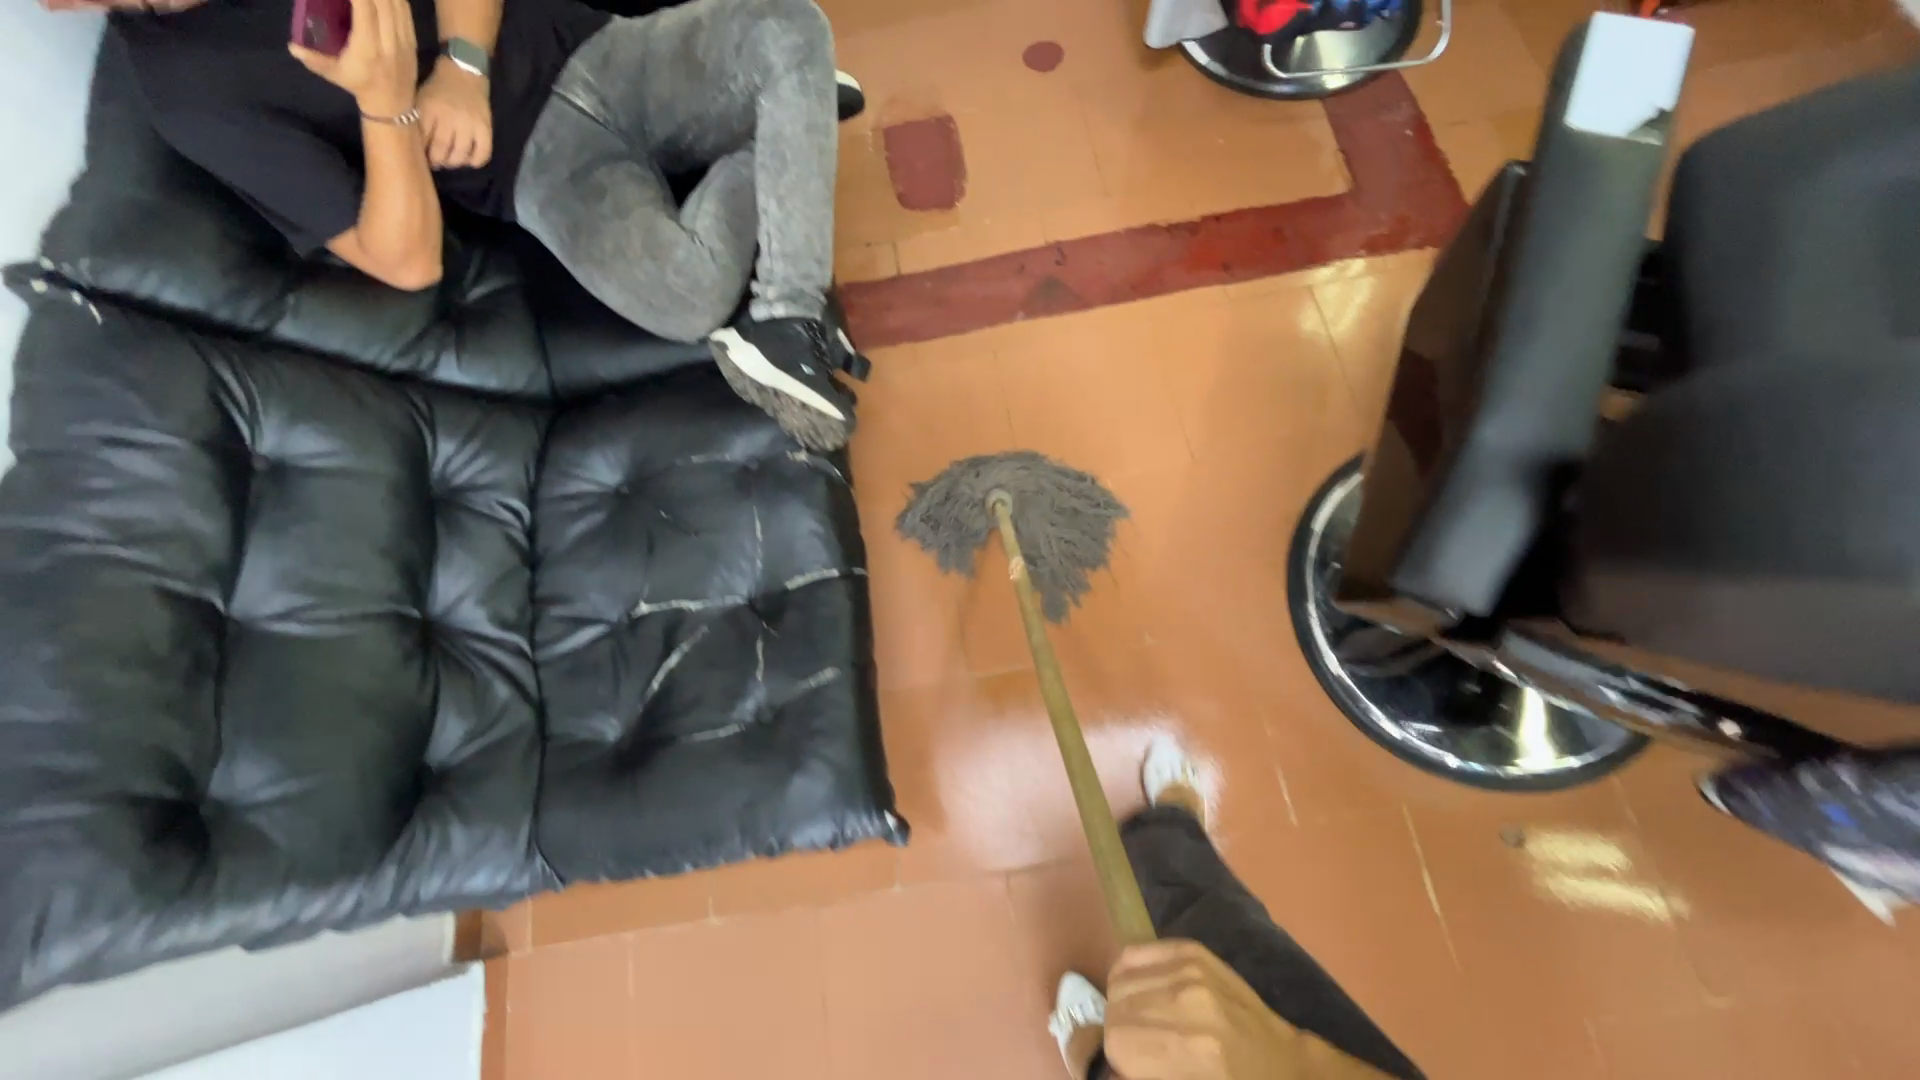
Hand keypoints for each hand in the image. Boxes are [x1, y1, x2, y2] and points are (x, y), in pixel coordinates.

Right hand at [288, 0, 418, 120]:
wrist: (394, 105)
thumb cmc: (360, 86)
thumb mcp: (334, 74)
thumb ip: (313, 59)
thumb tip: (293, 47)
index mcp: (369, 47)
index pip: (365, 8)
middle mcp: (389, 42)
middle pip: (383, 2)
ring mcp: (404, 42)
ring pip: (397, 5)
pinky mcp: (413, 42)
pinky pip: (406, 13)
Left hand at [417, 58, 492, 169]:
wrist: (464, 72)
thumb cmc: (438, 87)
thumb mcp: (421, 98)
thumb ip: (418, 119)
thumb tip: (418, 144)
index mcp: (429, 109)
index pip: (423, 138)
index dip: (421, 152)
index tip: (420, 158)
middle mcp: (449, 118)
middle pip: (442, 150)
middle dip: (438, 160)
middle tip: (436, 163)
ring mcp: (469, 124)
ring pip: (461, 154)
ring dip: (454, 162)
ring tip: (451, 162)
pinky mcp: (485, 129)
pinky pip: (483, 153)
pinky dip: (476, 161)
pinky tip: (469, 161)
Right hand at [1104, 941, 1299, 1079]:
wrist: (1283, 1067)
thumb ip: (1133, 1072)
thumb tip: (1095, 1056)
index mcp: (1187, 1051)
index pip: (1114, 1040)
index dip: (1116, 1057)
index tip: (1130, 1066)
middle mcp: (1186, 1002)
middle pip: (1115, 1007)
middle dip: (1118, 1032)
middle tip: (1138, 1049)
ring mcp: (1190, 970)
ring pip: (1120, 978)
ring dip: (1122, 1004)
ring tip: (1143, 1022)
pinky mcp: (1191, 951)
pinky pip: (1135, 954)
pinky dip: (1130, 974)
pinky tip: (1145, 993)